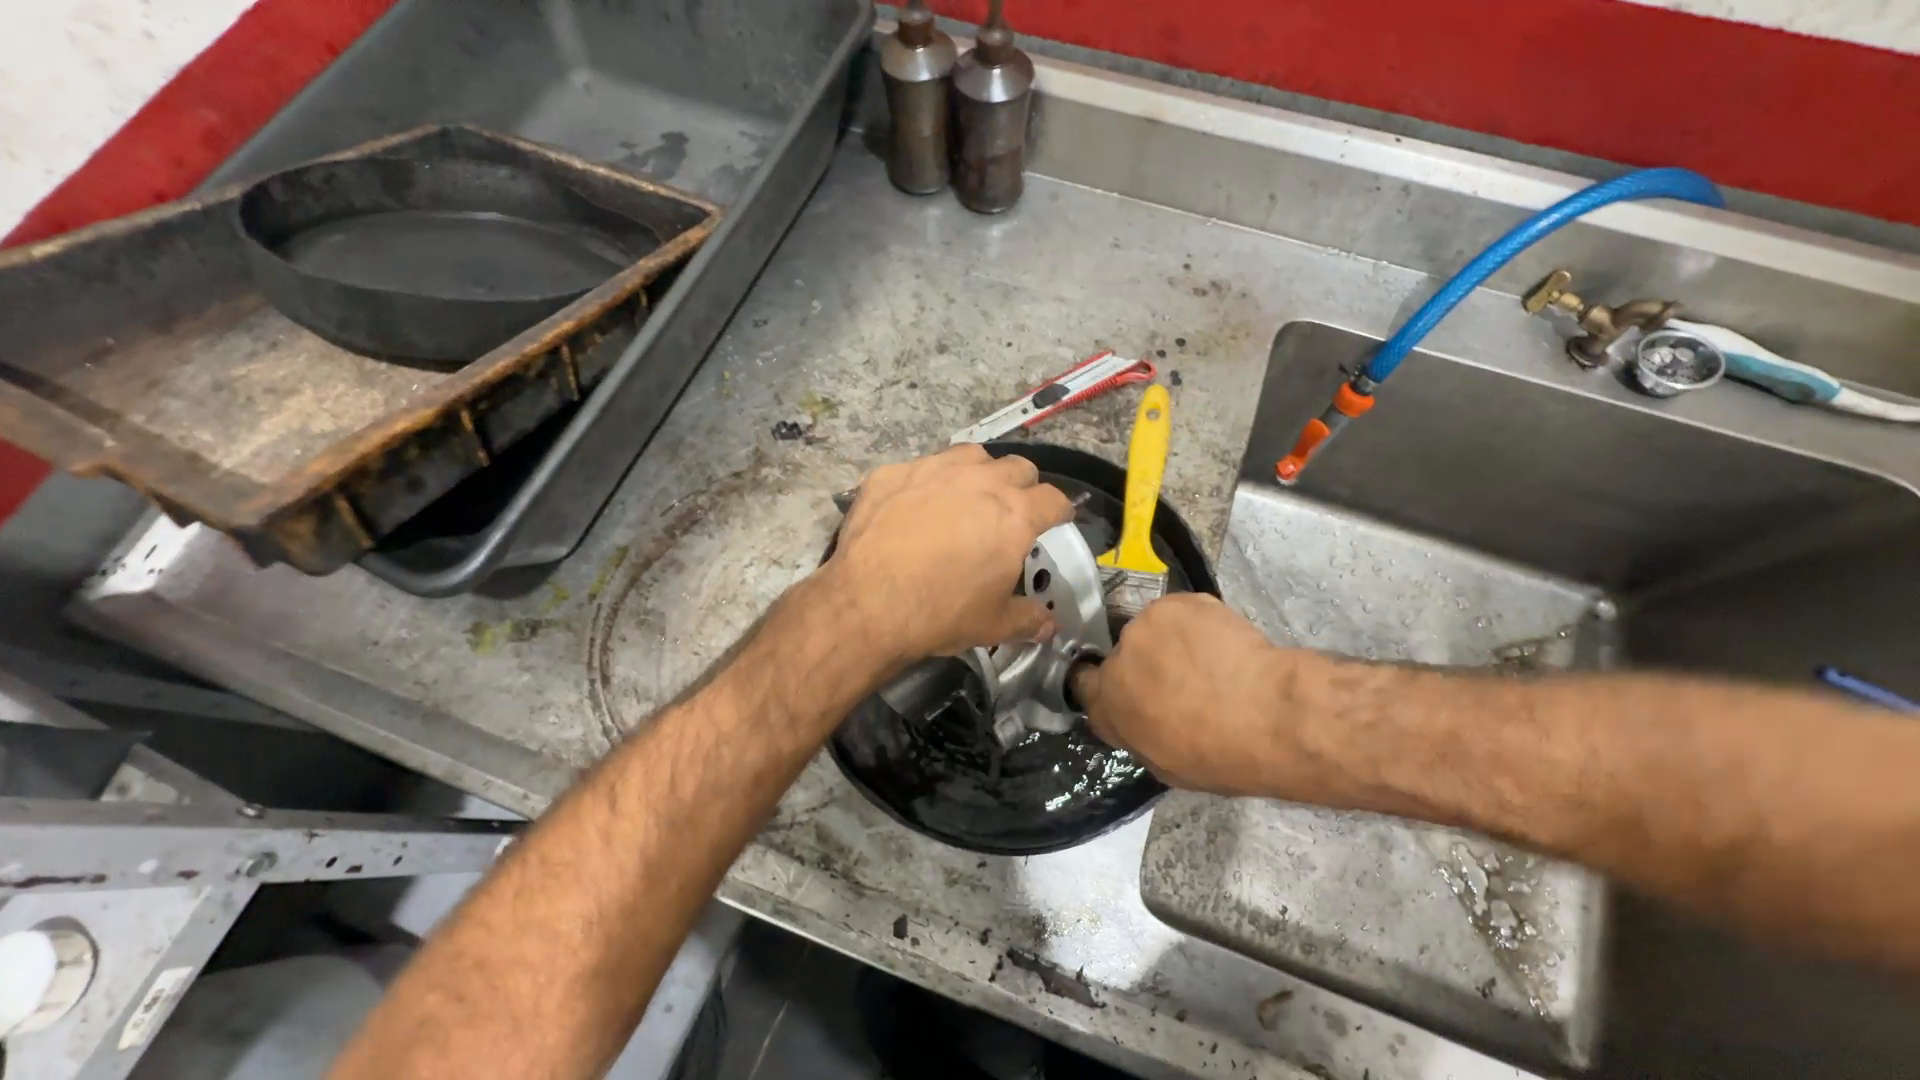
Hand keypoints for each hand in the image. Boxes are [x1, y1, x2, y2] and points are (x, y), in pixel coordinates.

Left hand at [826, 445, 1073, 664]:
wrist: (867, 604)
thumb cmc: (940, 614)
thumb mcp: (992, 625)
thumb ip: (1027, 619)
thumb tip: (1049, 626)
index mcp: (1014, 515)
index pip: (1054, 499)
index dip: (1059, 511)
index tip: (1056, 520)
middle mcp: (980, 481)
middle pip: (1018, 468)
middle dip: (1022, 487)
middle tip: (1010, 512)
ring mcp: (934, 470)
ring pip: (972, 456)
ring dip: (979, 473)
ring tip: (967, 497)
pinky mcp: (894, 473)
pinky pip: (921, 466)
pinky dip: (928, 482)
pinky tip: (916, 505)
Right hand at [1072, 593, 1331, 797]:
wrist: (1266, 714)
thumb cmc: (1218, 755)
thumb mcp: (1165, 765)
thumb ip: (1139, 732)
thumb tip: (1142, 717)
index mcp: (1107, 706)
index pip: (1085, 683)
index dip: (1106, 682)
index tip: (1131, 685)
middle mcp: (1116, 660)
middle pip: (1127, 654)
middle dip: (1149, 663)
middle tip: (1187, 679)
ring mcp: (1144, 626)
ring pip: (1156, 630)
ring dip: (1175, 641)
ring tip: (1213, 660)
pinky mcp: (1175, 603)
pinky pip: (1184, 612)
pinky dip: (1201, 623)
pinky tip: (1225, 641)